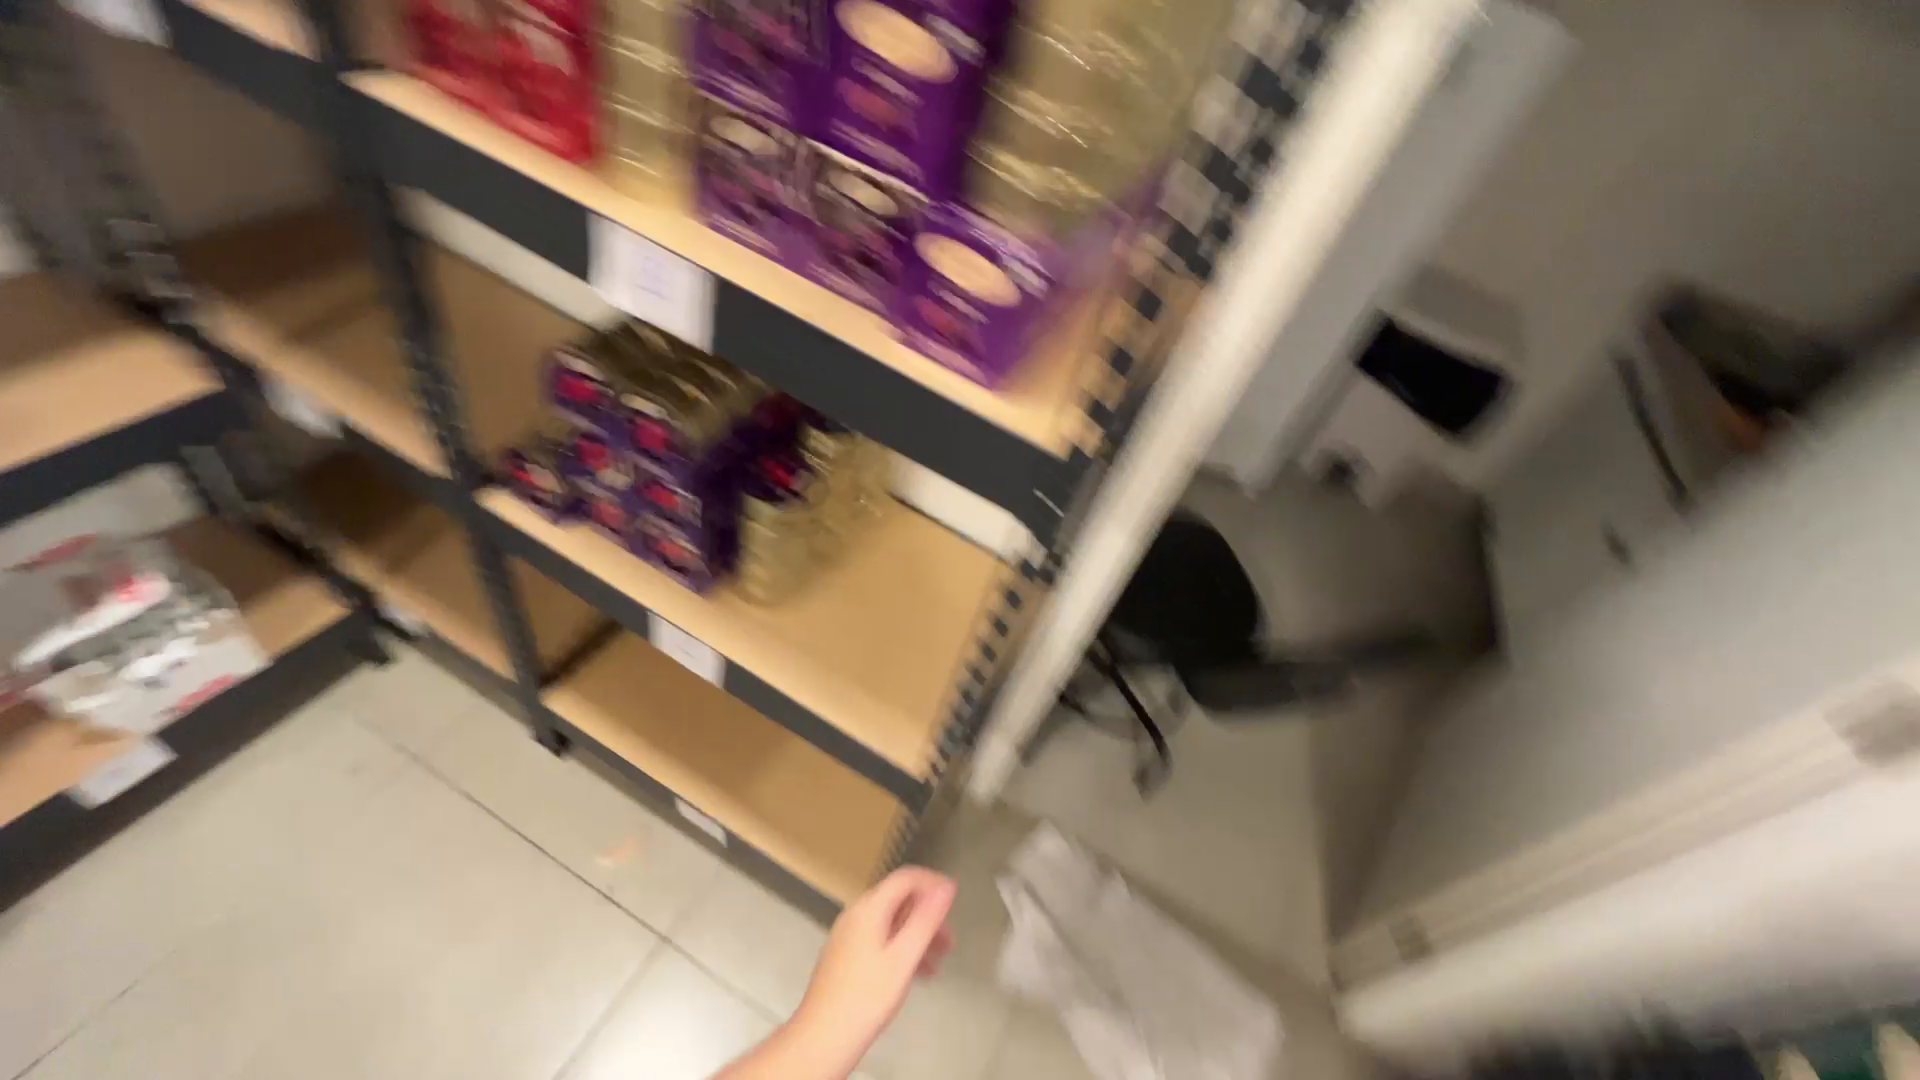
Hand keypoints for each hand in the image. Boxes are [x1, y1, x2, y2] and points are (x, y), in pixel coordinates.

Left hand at [789, 867, 955, 1069]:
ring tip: (938, 961)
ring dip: (917, 935)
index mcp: (869, 908)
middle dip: (927, 915)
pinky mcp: (846, 955)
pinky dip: (901, 948)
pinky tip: (915, 973)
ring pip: (891, 923)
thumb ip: (926, 919)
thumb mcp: (903, 957)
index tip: (954, 898)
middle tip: (949, 940)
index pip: (905, 878)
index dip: (932, 882)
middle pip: (898, 900)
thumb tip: (946, 887)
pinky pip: (880, 939)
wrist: (822, 1037)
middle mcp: (856, 914)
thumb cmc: (867, 996)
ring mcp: (849, 935)